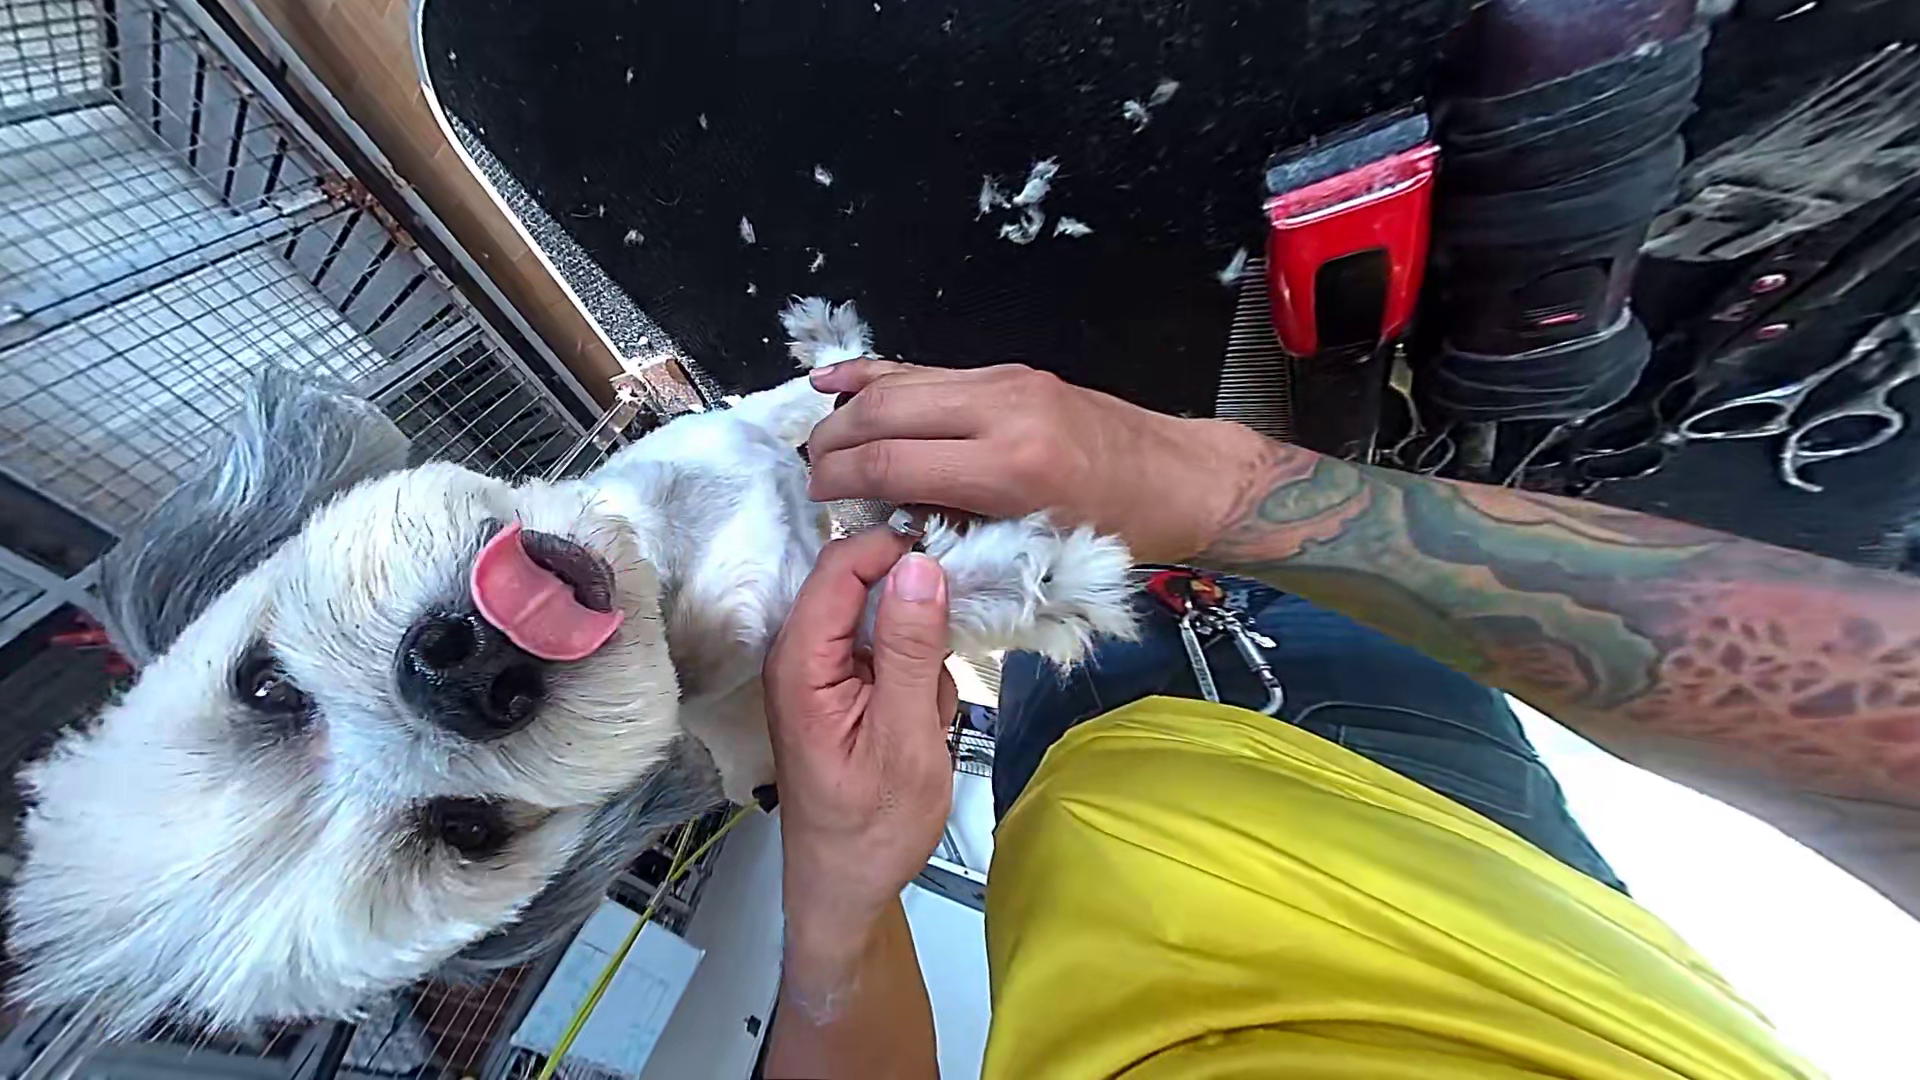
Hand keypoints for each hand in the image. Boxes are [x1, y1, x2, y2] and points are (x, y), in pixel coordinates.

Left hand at [763, 528, 956, 956]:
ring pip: (881, 614)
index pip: (840, 566)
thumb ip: (911, 649)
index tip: (951, 564)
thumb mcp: (905, 738)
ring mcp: (822, 668)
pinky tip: (920, 716)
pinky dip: (915, 669)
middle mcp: (801, 653)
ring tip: (929, 705)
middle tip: (947, 651)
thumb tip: (920, 564)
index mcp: (802, 661)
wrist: (849, 885)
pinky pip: (886, 646)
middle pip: (859, 582)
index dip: (894, 550)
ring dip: (918, 647)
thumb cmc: (874, 826)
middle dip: (913, 607)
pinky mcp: (843, 683)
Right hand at [807, 360, 1273, 562]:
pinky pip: (928, 370)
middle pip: (883, 412)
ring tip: (818, 433)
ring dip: (849, 406)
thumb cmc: (1118, 528)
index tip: (816, 496)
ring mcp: (1004, 380)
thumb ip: (956, 528)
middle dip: (832, 441)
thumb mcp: (1036, 549)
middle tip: (809, 470)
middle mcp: (1000, 409)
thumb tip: (893, 513)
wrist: (1178, 478)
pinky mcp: (1010, 370)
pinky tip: (840, 378)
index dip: (839, 480)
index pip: (890, 464)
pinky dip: (879, 375)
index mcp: (1008, 467)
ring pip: (900, 381)